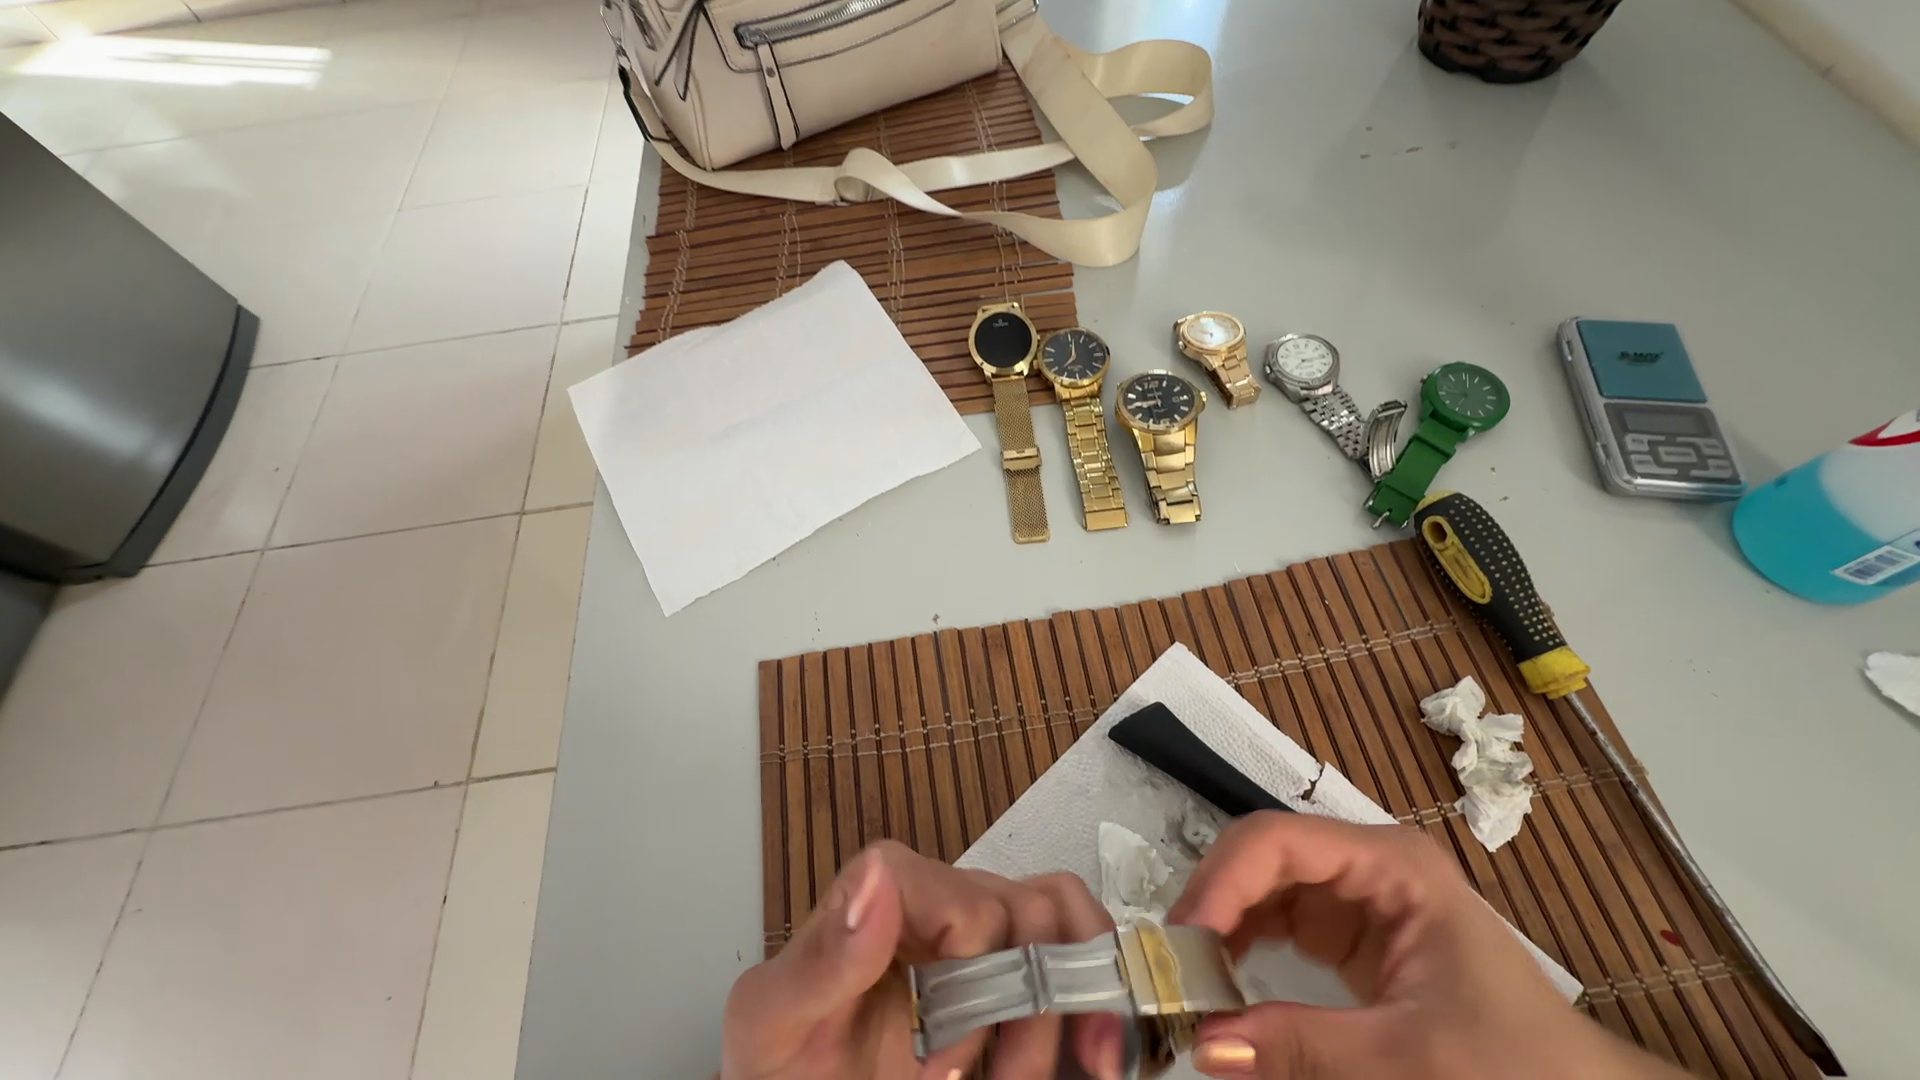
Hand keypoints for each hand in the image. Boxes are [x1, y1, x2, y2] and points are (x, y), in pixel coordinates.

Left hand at [721, 841, 1125, 1079]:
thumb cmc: (784, 1059)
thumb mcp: (777, 1020)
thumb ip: (821, 958)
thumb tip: (878, 880)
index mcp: (892, 886)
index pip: (973, 910)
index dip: (975, 995)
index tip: (945, 1072)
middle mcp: (947, 894)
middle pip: (1029, 915)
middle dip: (1033, 1011)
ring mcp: (984, 928)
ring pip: (1065, 919)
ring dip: (1087, 992)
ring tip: (1095, 1067)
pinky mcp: (1009, 964)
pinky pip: (1077, 948)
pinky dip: (1101, 992)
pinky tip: (1097, 1053)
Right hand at [1168, 813, 1692, 1079]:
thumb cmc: (1517, 1067)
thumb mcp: (1409, 1063)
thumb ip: (1302, 1051)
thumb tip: (1201, 1047)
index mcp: (1388, 863)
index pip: (1276, 842)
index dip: (1219, 882)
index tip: (1179, 945)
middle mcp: (1363, 862)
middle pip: (1260, 856)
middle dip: (1212, 903)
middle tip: (1172, 967)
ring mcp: (1355, 893)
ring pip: (1260, 886)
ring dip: (1220, 925)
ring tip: (1188, 977)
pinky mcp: (1347, 931)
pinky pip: (1275, 920)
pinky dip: (1240, 945)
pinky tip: (1221, 981)